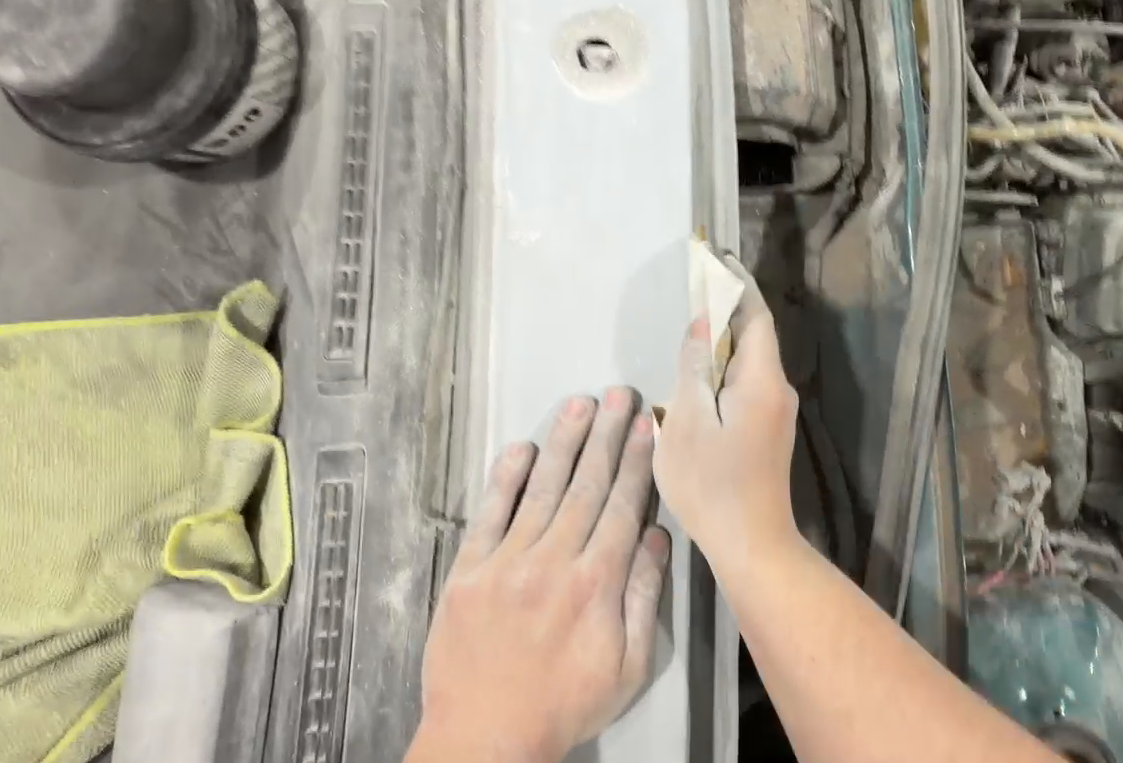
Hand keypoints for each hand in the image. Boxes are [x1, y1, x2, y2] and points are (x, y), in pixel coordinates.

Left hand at [407, 389, 669, 762]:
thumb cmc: (564, 705)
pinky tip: (521, 447)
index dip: (636, 460)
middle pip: (586, 485)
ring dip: (562, 443)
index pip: (621, 504)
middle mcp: (552, 561)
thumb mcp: (627, 665)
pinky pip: (489, 515)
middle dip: (605, 435)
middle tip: (617, 395)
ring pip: (541, 489)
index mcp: (595, 583)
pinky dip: (505, 479)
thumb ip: (643, 596)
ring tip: (578, 405)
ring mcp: (505, 563)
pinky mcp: (467, 572)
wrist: (481, 742)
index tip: (646, 424)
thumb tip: (656, 536)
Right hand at [652, 258, 801, 574]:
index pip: (755, 316)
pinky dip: (725, 369)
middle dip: (727, 309)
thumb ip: (694, 368)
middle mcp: (778, 388)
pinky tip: (700, 378)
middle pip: (754, 335)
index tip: (718, 259)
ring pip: (749, 361)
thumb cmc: (713, 484)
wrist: (752, 544)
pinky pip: (747, 383)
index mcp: (762, 379)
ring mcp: (777, 411)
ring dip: (724, 342)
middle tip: (694, 291)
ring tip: (690, 331)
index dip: (737, 285)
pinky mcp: (768, 430)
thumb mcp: (688, 422)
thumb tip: (702, 324)